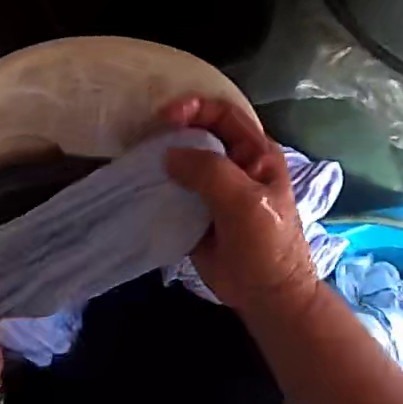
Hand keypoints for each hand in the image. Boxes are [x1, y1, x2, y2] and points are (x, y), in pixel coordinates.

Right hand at [160, 95, 320, 316]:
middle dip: (172, 133)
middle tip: (143, 141)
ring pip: (182, 165)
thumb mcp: (245, 201)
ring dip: (160, 162)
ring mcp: (212, 192)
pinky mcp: (194, 215)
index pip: (224, 115)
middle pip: (198, 136)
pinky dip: (156, 189)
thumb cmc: (266, 245)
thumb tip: (169, 154)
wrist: (266, 295)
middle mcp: (232, 166)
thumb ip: (209, 171)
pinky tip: (138, 188)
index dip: (196, 108)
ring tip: (135, 163)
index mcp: (255, 154)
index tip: (165, 118)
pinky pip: (172, 194)